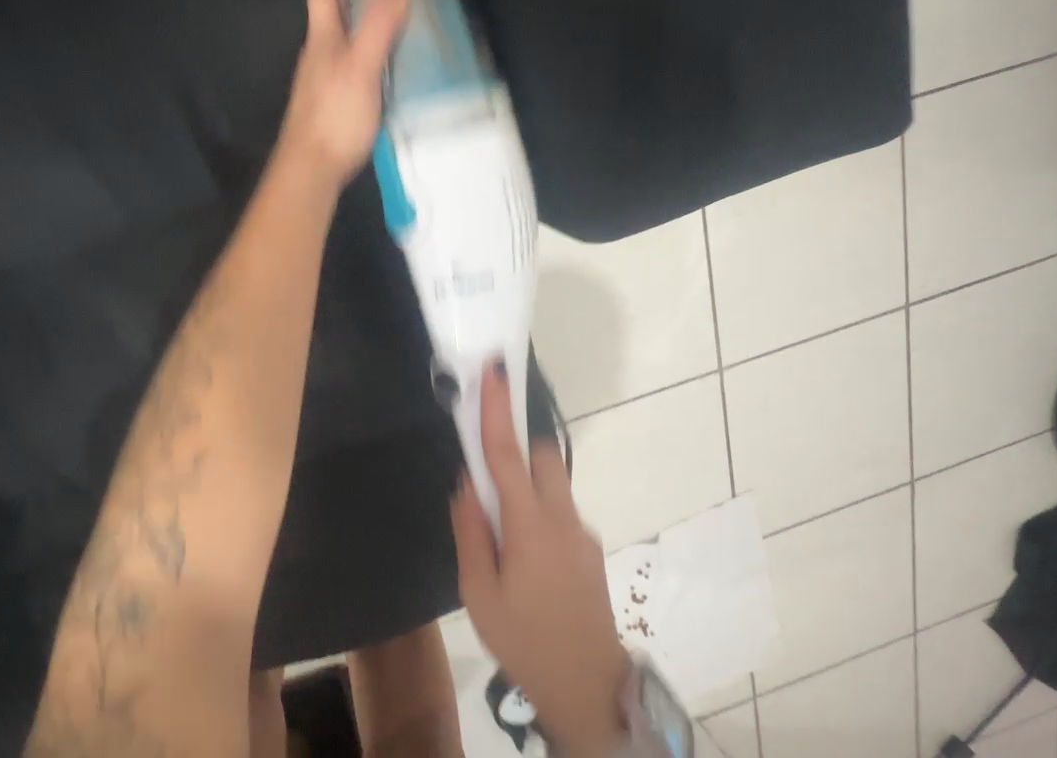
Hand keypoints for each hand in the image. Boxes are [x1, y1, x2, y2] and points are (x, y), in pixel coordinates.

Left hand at [274, 0, 410, 190]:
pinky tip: (386, 55)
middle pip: (330, 9)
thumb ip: (379, 27)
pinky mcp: (333, 101)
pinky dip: (368, 46)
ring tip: (390, 2)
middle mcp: (319, 52)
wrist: (310, 171)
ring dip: (360, 14)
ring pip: (341, 35)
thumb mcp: (361, 68)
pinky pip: (352, 60)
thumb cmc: (333, 117)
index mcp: (322, 37)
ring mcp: (323, 78)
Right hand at [452, 362, 630, 757]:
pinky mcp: (589, 549)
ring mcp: (582, 533)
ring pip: (551, 484)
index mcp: (530, 526)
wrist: (588, 687)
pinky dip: (536, 511)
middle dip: (515, 443)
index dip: (497, 410)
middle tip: (486, 461)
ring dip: (525, 483)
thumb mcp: (479, 593)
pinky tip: (521, 558)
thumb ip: (471, 532)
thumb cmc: (524, 640)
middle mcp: (563, 518)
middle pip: (541, 457)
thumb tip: (466, 484)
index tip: (493, 369)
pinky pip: (558, 511)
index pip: (509, 454)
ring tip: (499, 531)